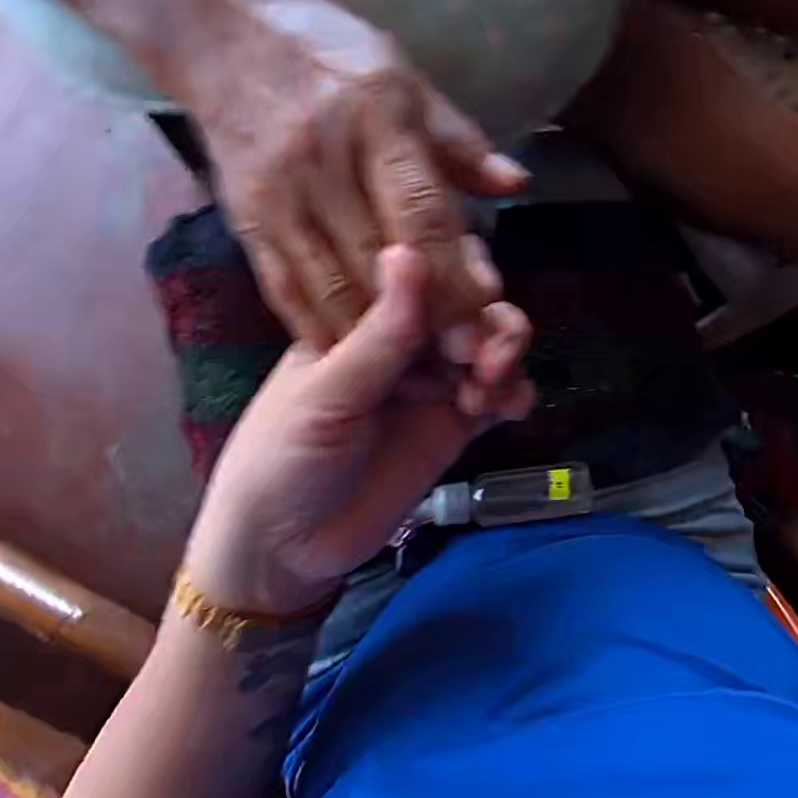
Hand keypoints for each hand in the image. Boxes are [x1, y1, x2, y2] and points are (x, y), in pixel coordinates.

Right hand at [180, 0, 527, 346]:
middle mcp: (325, 164)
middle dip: (421, 323)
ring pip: (330, 288)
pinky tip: (346, 358)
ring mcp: (279, 198)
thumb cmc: (325, 49)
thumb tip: (514, 186)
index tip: (480, 325)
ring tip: (409, 374)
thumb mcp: (403, 77)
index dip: (453, 278)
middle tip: (456, 366)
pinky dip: (318, 330)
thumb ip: (458, 141)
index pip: (422, 215)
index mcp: (376, 120)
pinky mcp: (246, 222)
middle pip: (378, 262)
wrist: (217, 30)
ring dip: (371, 340)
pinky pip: (284, 289)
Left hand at [183, 245, 534, 614]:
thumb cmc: (284, 457)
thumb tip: (407, 251)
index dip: (453, 278)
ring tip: (492, 386)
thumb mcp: (328, 393)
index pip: (418, 275)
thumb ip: (380, 334)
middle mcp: (398, 344)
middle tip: (481, 356)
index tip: (471, 297)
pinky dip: (513, 394)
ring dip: (503, 355)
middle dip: (484, 320)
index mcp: (358, 319)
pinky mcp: (451, 428)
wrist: (286, 547)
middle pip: (461, 307)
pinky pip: (494, 398)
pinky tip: (512, 407)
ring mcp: (429, 385)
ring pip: (485, 348)